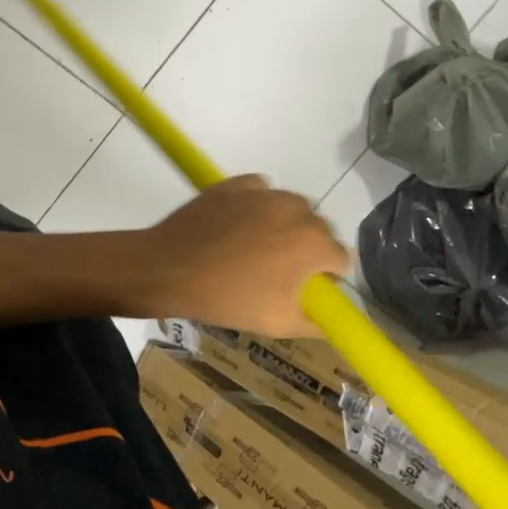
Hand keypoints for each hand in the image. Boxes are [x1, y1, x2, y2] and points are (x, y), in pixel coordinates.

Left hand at [129, 175, 348, 337]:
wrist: (167, 269)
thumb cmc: (226, 299)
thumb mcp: (278, 323)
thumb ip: (315, 323)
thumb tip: (329, 322)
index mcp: (314, 244)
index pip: (339, 258)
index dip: (325, 275)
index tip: (304, 287)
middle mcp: (296, 210)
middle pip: (317, 229)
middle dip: (306, 248)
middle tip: (276, 269)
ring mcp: (263, 193)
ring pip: (290, 207)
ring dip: (283, 223)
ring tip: (255, 246)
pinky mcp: (233, 185)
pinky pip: (258, 190)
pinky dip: (255, 204)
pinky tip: (238, 222)